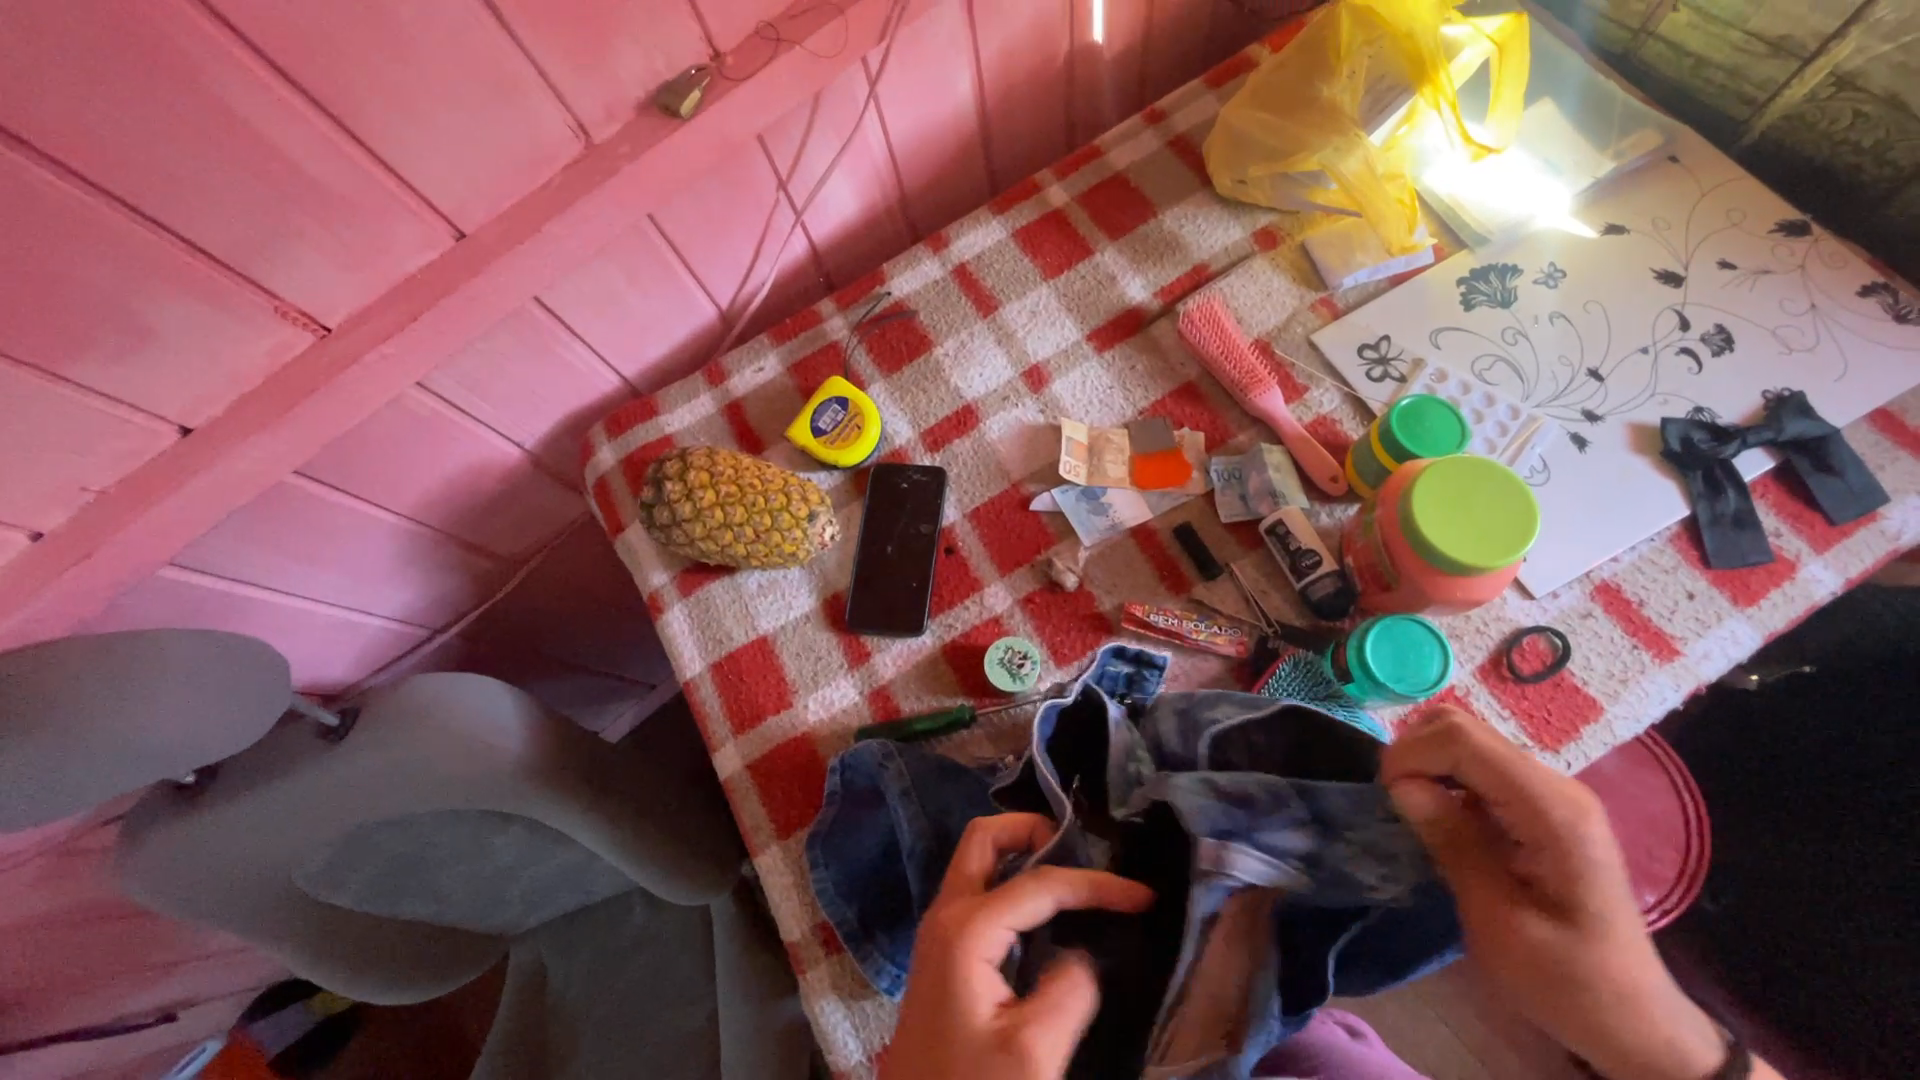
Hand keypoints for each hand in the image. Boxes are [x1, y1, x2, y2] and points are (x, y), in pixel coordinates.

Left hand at [879, 813, 1154, 1079]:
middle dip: (1036, 830)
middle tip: (1087, 853)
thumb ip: (1069, 991)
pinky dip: (1013, 882)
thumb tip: (1085, 954)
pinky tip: (1048, 910)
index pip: (1040, 884)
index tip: (1143, 896)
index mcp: (967, 930)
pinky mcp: (945, 954)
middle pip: (985, 839)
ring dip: (1023, 852)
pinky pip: (979, 892)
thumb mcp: (1032, 1053)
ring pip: (979, 862)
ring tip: (1076, 875)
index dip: (1095, 885)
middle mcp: (946, 915)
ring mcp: (940, 932)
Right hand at [1380, 708, 1738, 1079]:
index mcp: (1551, 809)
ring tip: (1413, 812)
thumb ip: (1453, 843)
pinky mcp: (1541, 807)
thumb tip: (1402, 784)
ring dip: (1426, 764)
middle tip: (1395, 803)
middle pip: (1463, 727)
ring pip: (1467, 741)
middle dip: (1414, 753)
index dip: (1410, 755)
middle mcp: (1555, 786)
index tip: (1386, 798)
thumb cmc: (1565, 980)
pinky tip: (1440, 819)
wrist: (1632, 1021)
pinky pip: (1478, 767)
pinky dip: (1444, 778)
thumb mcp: (1497, 920)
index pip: (1463, 739)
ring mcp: (1551, 794)